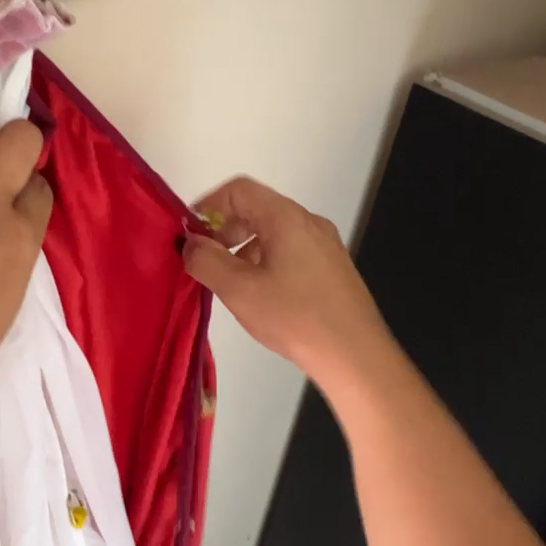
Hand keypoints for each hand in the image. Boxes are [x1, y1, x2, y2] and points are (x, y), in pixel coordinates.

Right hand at [182, 176, 395, 386]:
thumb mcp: (238, 290)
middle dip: (223, 228)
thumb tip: (190, 243)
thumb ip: (206, 260)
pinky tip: (259, 293)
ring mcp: (324, 245)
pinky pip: (288, 249)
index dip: (208, 206)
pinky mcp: (331, 267)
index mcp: (286, 218)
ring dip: (242, 247)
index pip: (239, 190)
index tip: (190, 235)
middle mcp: (308, 222)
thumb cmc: (294, 317)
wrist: (355, 354)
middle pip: (256, 208)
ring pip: (272, 231)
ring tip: (229, 281)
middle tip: (205, 259)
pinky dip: (264, 259)